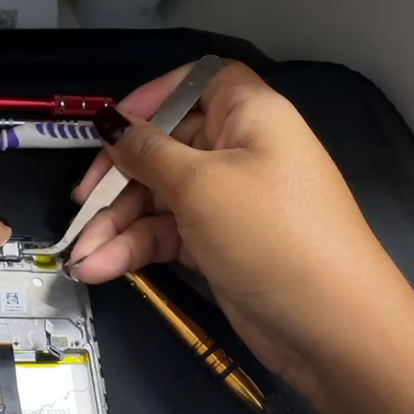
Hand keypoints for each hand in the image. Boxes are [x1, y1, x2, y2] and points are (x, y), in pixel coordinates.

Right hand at [66, 61, 413, 392]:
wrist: (334, 331)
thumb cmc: (270, 234)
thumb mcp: (199, 185)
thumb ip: (145, 151)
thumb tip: (108, 121)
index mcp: (249, 116)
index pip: (198, 82)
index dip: (155, 96)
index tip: (113, 126)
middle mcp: (238, 151)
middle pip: (164, 146)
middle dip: (116, 178)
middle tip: (80, 202)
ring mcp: (226, 201)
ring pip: (156, 196)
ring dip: (115, 225)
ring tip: (80, 257)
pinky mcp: (216, 244)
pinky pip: (165, 233)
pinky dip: (132, 250)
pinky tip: (100, 269)